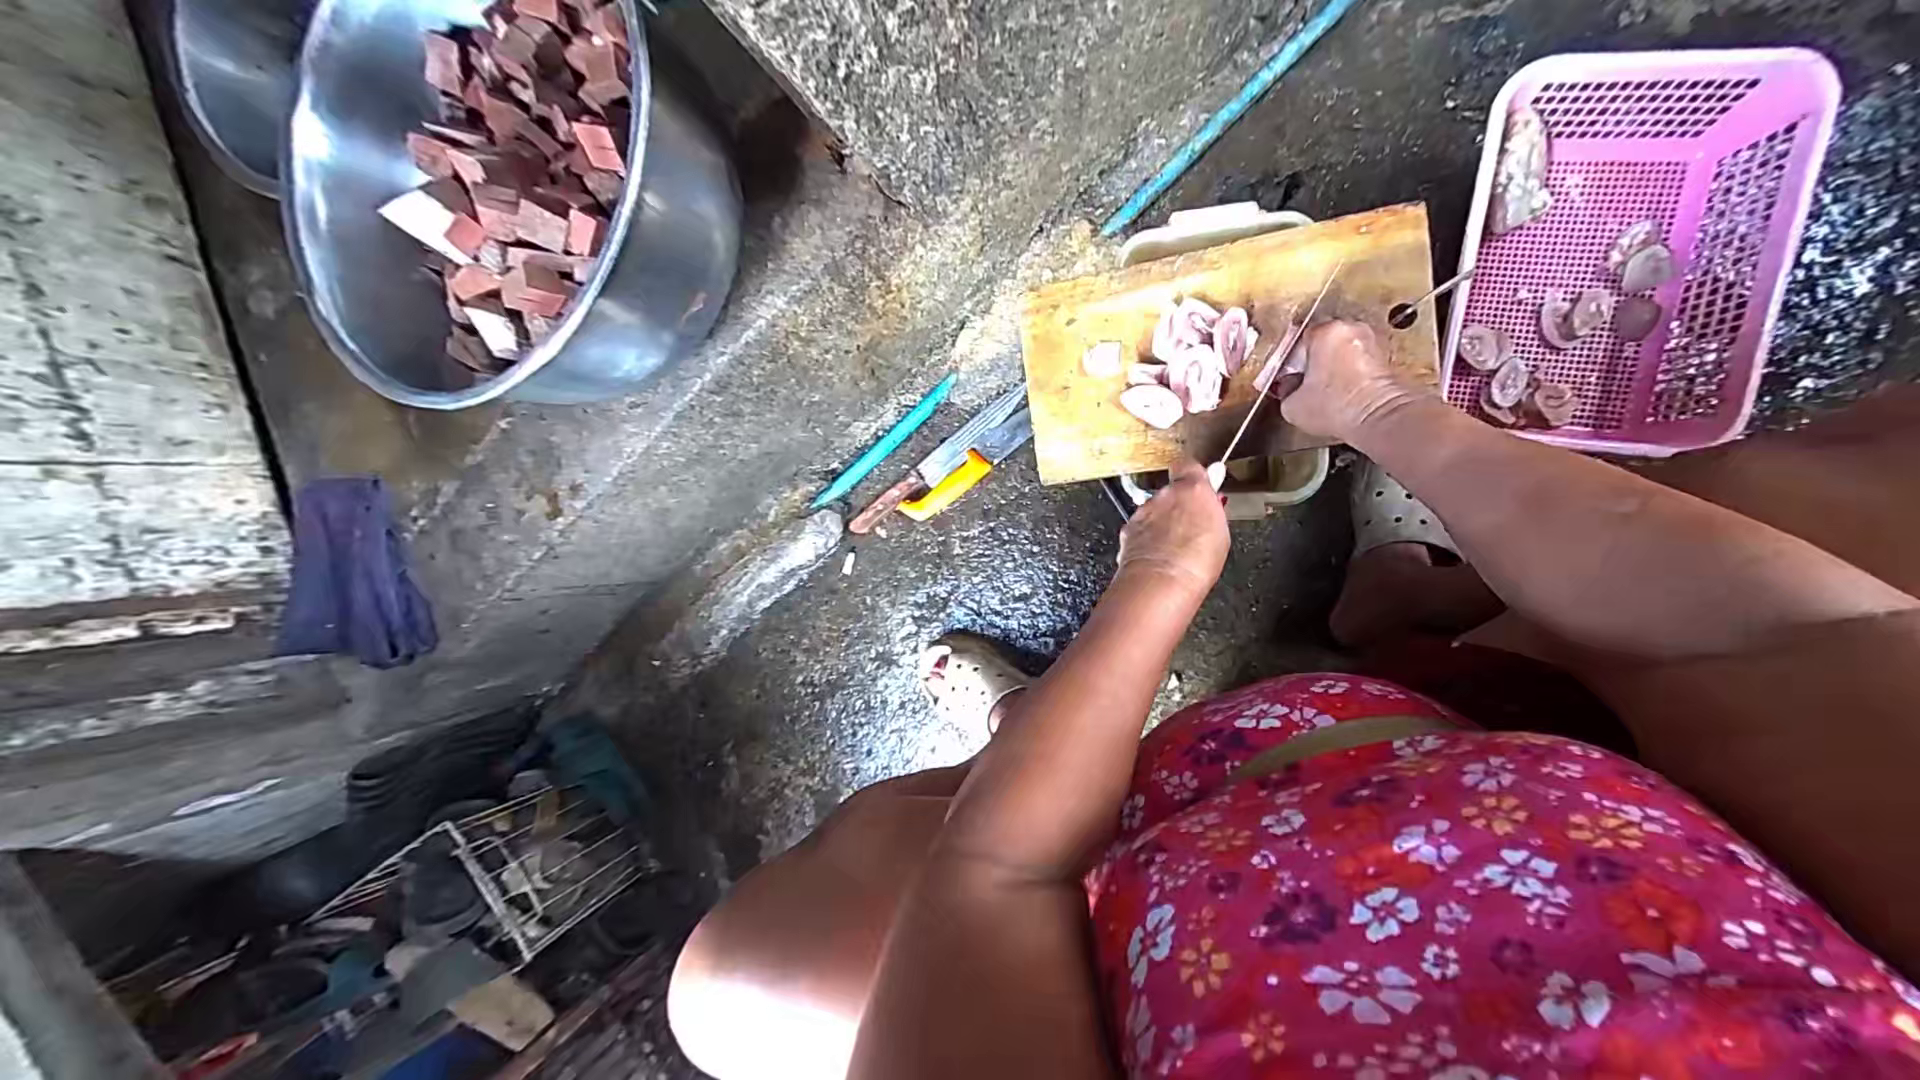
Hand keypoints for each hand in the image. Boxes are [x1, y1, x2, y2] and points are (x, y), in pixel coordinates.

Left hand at [1117, 458, 1228, 596]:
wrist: (1160, 582)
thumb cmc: (1196, 561)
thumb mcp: (1220, 531)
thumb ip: (1212, 502)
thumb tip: (1213, 479)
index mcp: (1191, 489)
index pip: (1188, 465)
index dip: (1192, 475)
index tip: (1199, 485)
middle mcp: (1163, 496)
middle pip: (1170, 494)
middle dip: (1178, 508)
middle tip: (1190, 529)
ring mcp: (1143, 513)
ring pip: (1153, 513)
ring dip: (1162, 526)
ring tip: (1176, 549)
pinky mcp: (1128, 531)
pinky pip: (1141, 531)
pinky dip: (1147, 540)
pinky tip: (1159, 557)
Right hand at [1280, 320, 1426, 442]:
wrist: (1377, 418)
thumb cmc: (1340, 405)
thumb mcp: (1291, 404)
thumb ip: (1285, 389)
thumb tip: (1289, 389)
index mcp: (1325, 331)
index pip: (1296, 340)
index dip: (1286, 362)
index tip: (1283, 377)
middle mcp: (1351, 330)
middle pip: (1321, 342)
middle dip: (1311, 361)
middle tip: (1300, 383)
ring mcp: (1371, 342)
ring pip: (1341, 352)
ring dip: (1330, 368)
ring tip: (1320, 391)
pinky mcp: (1386, 359)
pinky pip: (1358, 364)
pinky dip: (1348, 375)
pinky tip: (1339, 394)